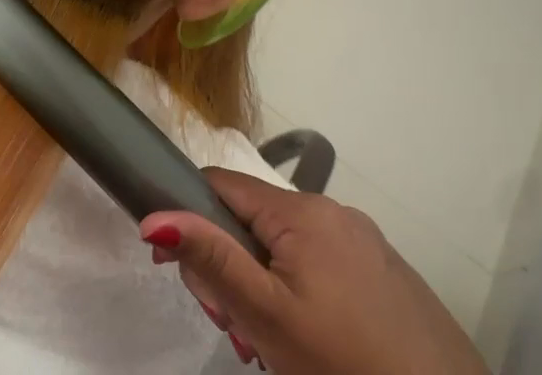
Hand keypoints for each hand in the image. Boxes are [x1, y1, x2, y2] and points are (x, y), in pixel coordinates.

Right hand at [139, 169, 487, 374]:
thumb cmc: (346, 361)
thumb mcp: (264, 313)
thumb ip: (209, 256)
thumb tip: (152, 216)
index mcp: (303, 212)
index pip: (216, 184)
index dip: (185, 218)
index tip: (173, 267)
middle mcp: (336, 214)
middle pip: (248, 221)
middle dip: (225, 266)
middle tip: (229, 322)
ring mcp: (369, 247)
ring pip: (282, 249)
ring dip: (257, 287)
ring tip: (264, 341)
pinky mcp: (390, 280)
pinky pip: (320, 269)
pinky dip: (297, 297)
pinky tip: (304, 341)